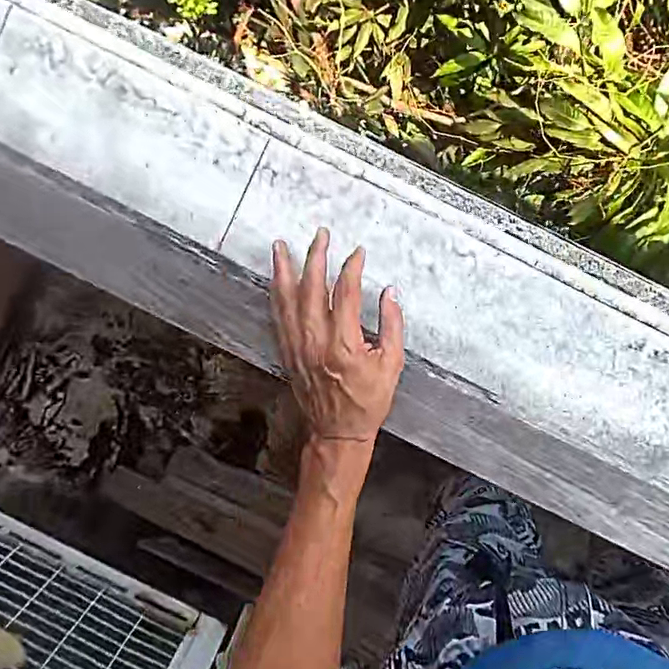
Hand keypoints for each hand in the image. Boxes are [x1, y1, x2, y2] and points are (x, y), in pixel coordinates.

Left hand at [269, 229, 405, 444]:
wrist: (337, 432)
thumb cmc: (366, 402)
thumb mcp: (392, 365)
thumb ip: (392, 325)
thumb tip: (389, 293)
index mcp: (344, 343)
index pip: (345, 292)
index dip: (351, 268)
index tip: (357, 254)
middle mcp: (316, 341)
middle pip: (312, 287)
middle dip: (316, 256)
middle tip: (320, 236)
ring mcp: (298, 346)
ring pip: (287, 299)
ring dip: (284, 270)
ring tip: (280, 246)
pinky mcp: (288, 352)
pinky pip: (278, 316)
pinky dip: (276, 294)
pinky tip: (275, 279)